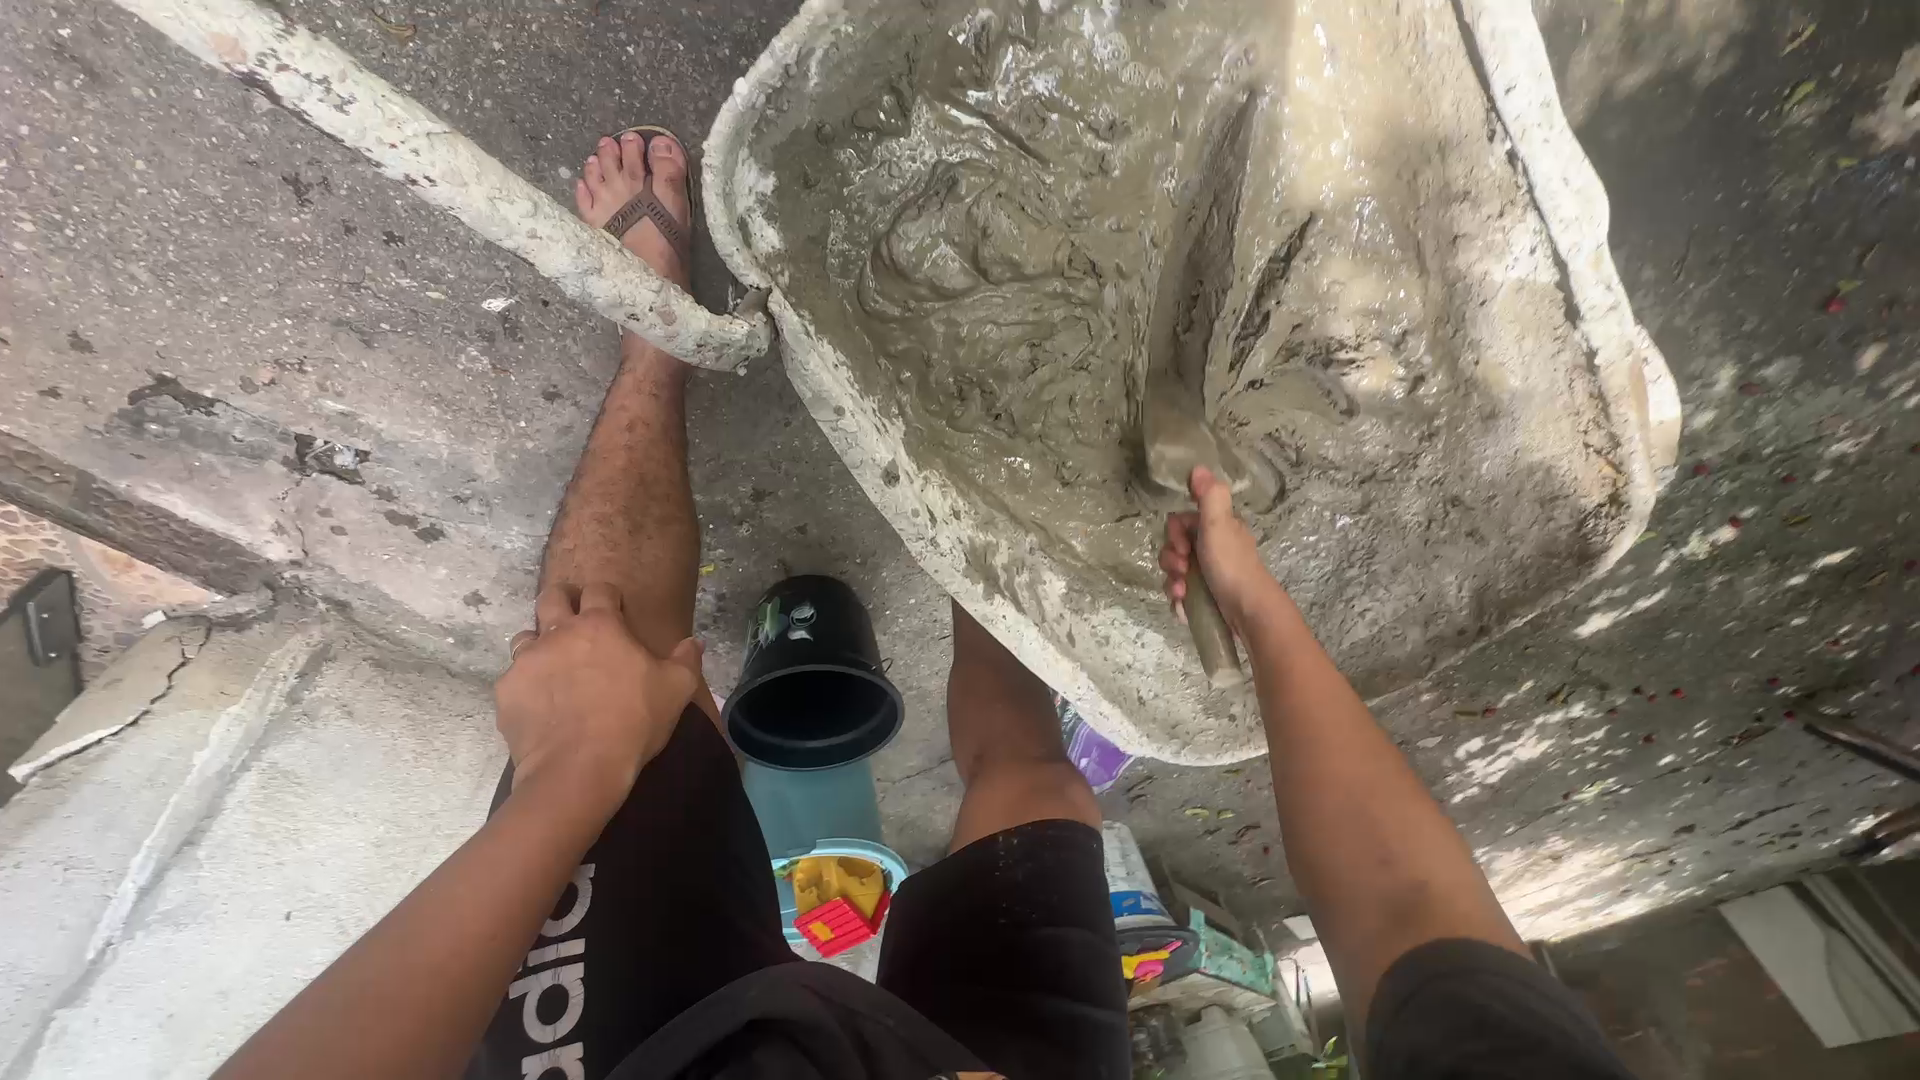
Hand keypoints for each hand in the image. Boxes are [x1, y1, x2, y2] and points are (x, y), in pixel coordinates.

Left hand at [496, 583, 703, 814]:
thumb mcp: (677, 688)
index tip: (616, 609)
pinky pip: (514, 677)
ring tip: (555, 665)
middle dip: (562, 599)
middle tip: (575, 617)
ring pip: (526, 636)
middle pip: (551, 597)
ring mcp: (526, 662)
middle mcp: (559, 634)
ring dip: (540, 643)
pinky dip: (527, 684)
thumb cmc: (634, 720)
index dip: (608, 595)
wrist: (578, 768)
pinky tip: (541, 704)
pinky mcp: (506, 692)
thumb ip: (686, 659)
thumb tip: (693, 642)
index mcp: (601, 626)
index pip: (599, 589)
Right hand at [1158, 466, 1286, 634]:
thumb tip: (1197, 466)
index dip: (1174, 535)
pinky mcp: (1204, 598)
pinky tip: (1185, 608)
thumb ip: (1209, 496)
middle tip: (1183, 571)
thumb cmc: (1232, 565)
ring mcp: (1207, 575)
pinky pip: (1179, 595)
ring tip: (1183, 593)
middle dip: (1171, 562)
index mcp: (1216, 529)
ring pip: (1174, 573)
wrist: (1248, 612)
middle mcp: (1211, 549)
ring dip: (1172, 583)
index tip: (1182, 547)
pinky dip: (1179, 602)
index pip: (1179, 523)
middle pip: (1173, 549)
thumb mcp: (1219, 525)